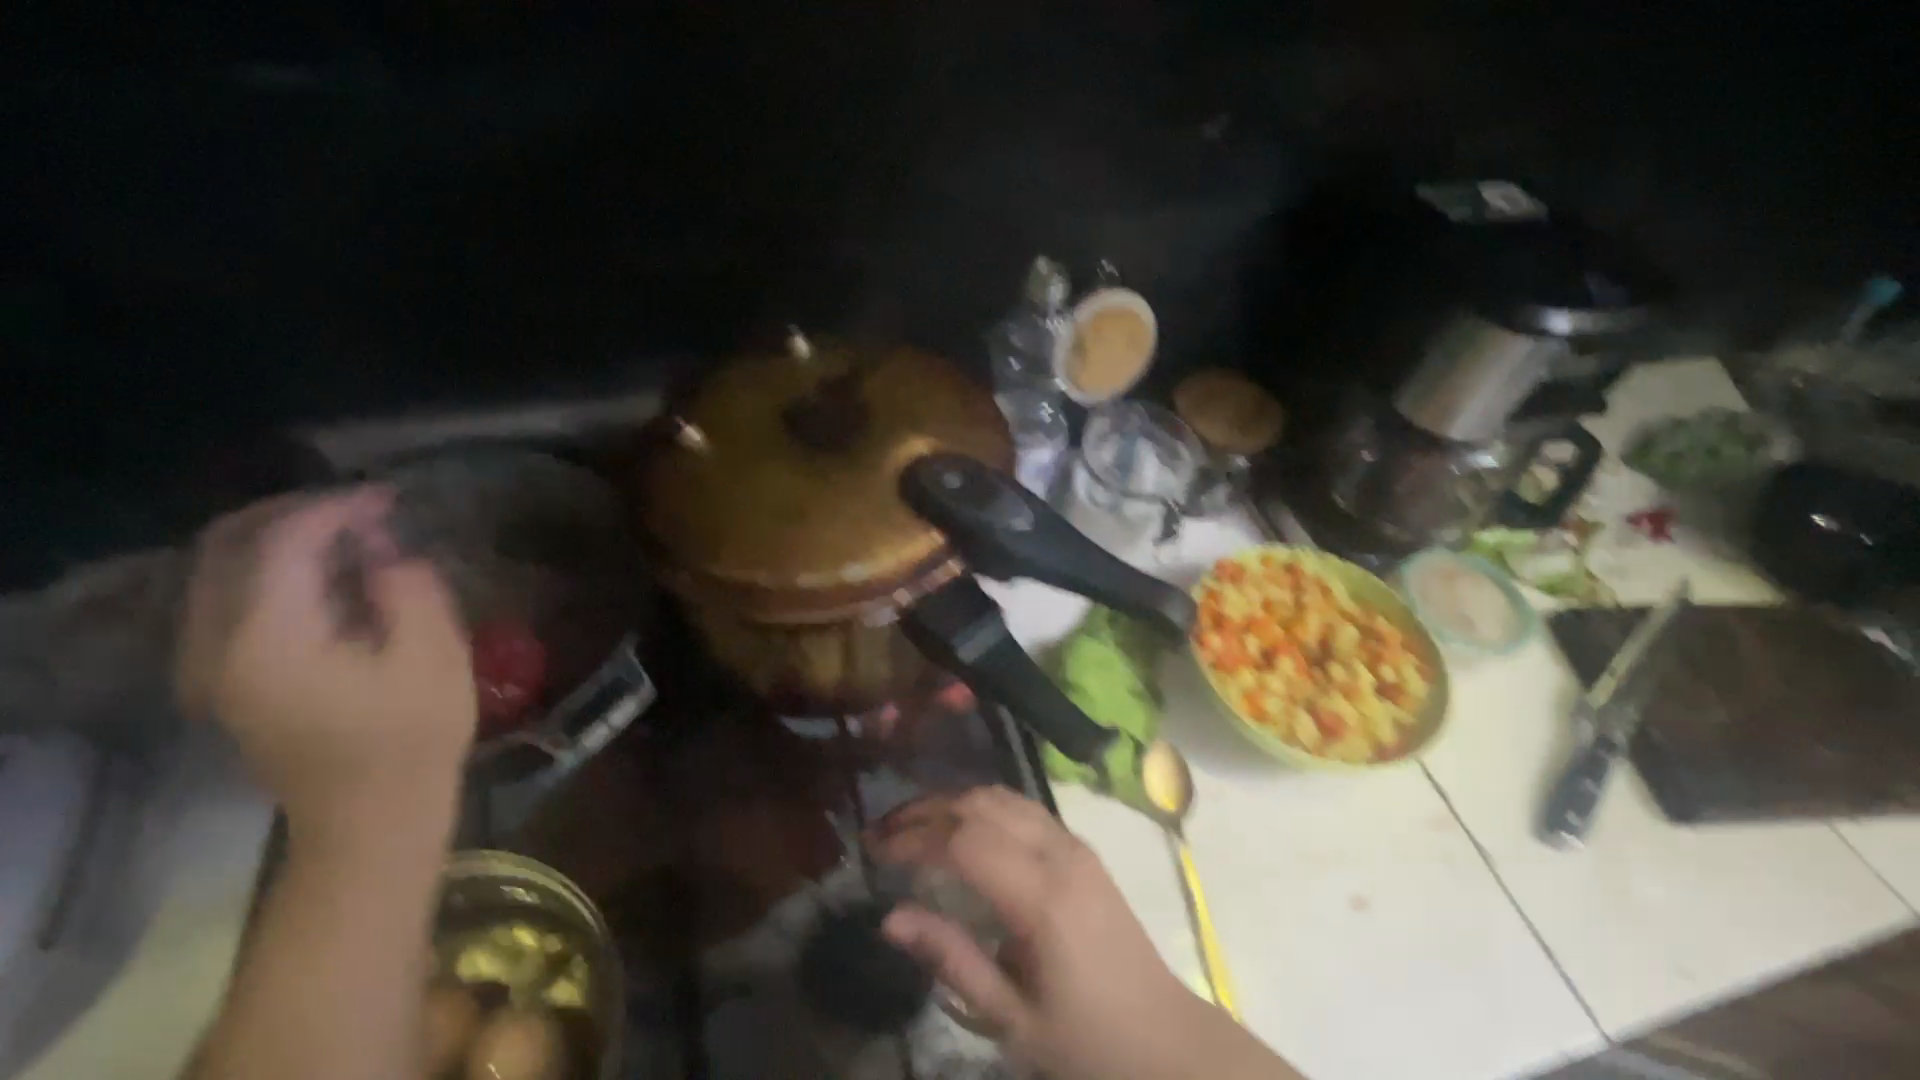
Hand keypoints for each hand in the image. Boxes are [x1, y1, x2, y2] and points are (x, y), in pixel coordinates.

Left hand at [176, 489, 475, 835]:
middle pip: (229, 544)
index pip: (283, 542)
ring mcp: (205, 664)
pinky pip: (224, 597)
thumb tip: (384, 549)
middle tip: (362, 508)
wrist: (369, 821)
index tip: (390, 498)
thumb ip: (408, 587)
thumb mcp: (434, 657)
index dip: (336, 508)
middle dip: (296, 512)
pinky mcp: (217, 678)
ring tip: (347, 534)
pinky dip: (268, 570)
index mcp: (268, 640)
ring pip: (218, 567)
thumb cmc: (412, 742)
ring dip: (278, 538)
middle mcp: (214, 645)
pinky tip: (322, 574)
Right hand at [871, 787, 1224, 1079]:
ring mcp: (1076, 846)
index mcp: (1043, 898)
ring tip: (912, 827)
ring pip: (1003, 796)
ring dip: (953, 802)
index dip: (912, 839)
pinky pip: (1024, 808)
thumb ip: (952, 960)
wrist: (1165, 1038)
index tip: (873, 852)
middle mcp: (1061, 855)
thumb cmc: (1086, 1038)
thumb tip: (890, 918)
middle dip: (925, 811)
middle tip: (881, 833)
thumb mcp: (1012, 1017)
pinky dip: (982, 807)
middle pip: (981, 804)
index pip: (964, 841)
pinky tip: (960, 830)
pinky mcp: (1083, 850)